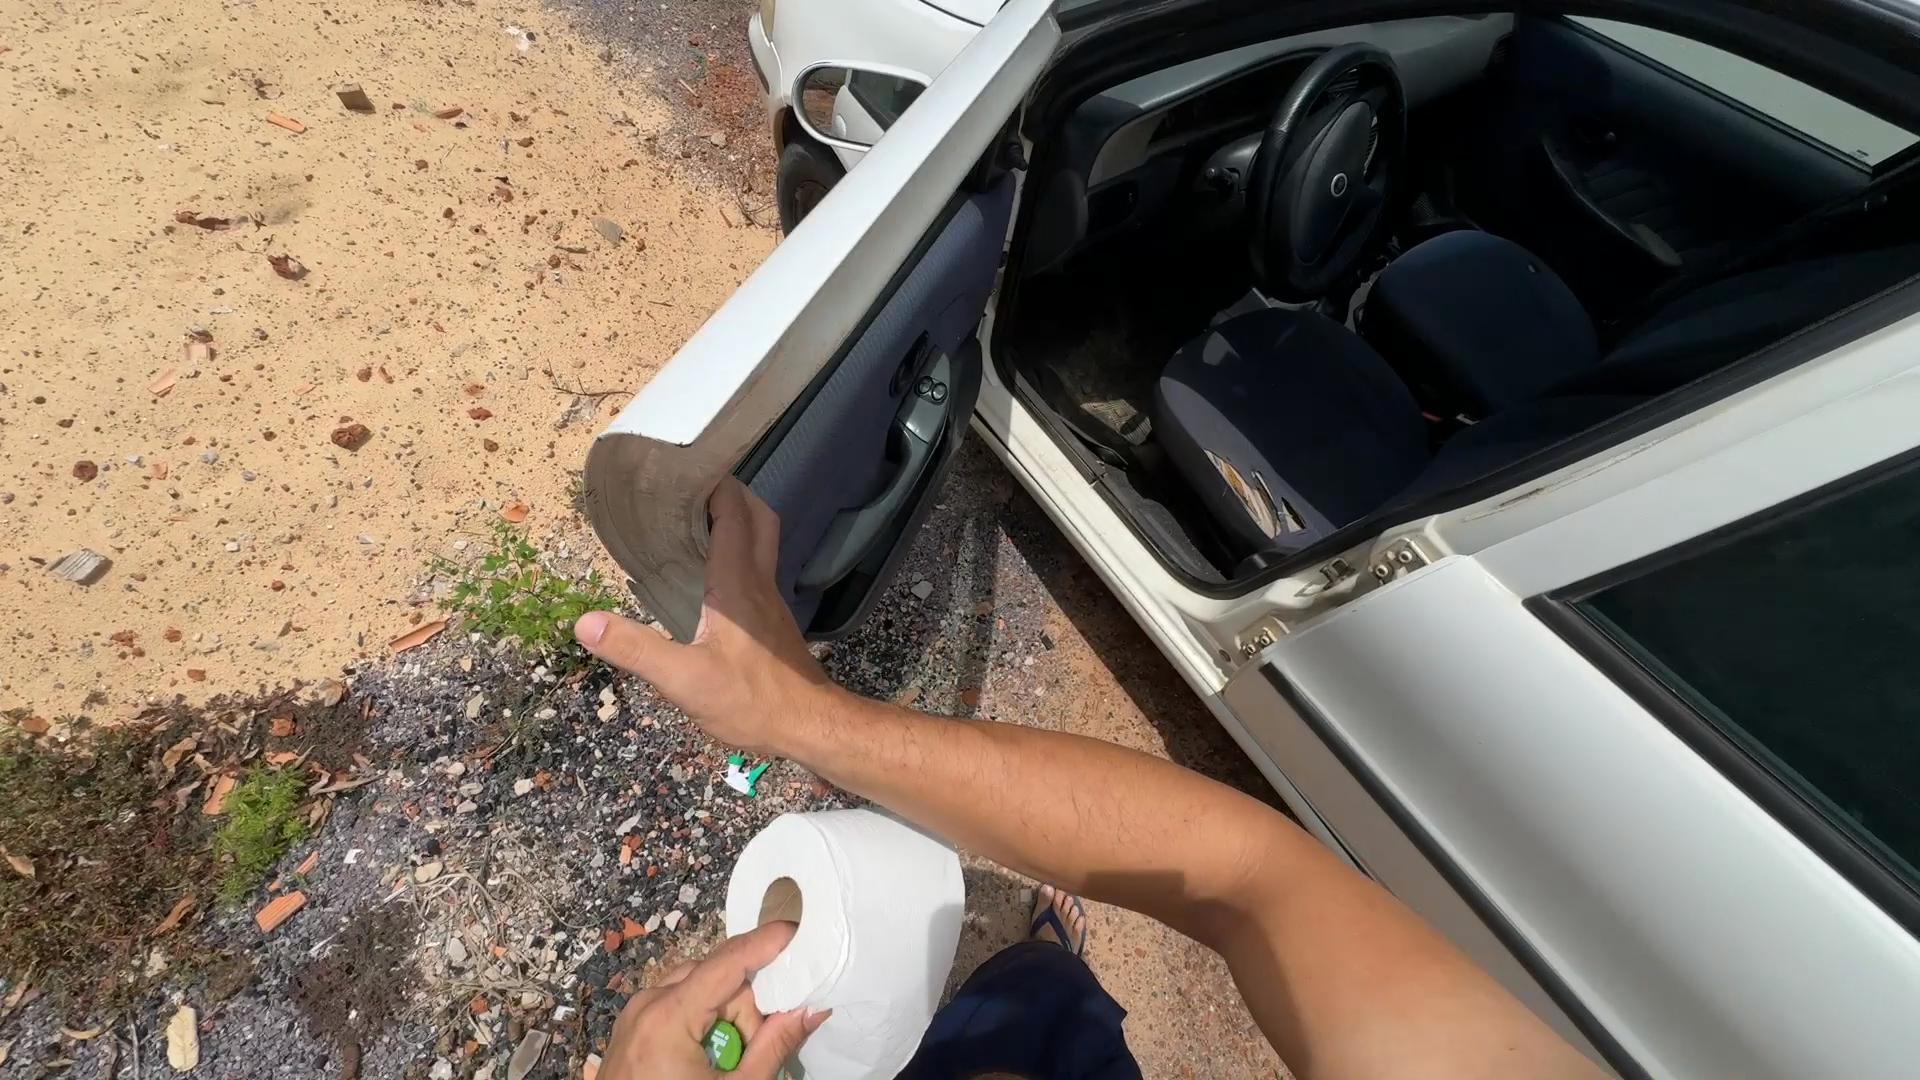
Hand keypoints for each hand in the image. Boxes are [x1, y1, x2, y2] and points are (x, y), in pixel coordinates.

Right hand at [574, 477, 842, 755]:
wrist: (808, 724)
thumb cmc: (751, 701)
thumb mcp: (684, 680)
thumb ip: (636, 649)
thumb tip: (584, 621)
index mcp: (737, 584)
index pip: (733, 517)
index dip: (716, 485)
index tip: (688, 464)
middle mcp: (759, 582)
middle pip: (760, 519)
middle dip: (734, 493)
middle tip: (695, 485)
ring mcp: (771, 600)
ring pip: (763, 542)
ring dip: (739, 521)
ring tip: (695, 520)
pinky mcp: (773, 619)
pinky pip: (758, 568)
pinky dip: (739, 552)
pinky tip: (711, 573)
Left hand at [600, 921, 827, 1079]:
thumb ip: (774, 1047)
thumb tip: (813, 1009)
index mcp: (668, 1016)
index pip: (730, 960)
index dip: (768, 941)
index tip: (801, 929)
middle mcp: (648, 1002)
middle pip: (719, 976)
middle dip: (747, 1009)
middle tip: (751, 1054)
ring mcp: (636, 1013)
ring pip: (702, 987)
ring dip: (726, 1016)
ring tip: (726, 1066)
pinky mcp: (633, 1026)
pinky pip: (682, 1002)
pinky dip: (704, 1021)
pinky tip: (706, 1060)